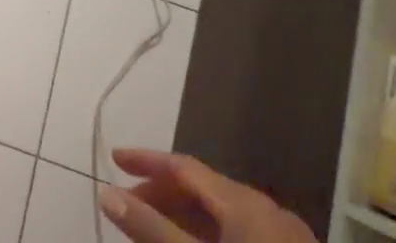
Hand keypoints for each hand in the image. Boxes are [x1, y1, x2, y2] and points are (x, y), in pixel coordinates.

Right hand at [102, 150, 316, 242]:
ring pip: (224, 213)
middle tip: (130, 207)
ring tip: (156, 232)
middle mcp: (270, 213)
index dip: (146, 160)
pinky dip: (210, 234)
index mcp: (245, 205)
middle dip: (163, 193)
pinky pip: (244, 234)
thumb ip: (151, 228)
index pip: (184, 166)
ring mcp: (289, 239)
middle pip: (204, 188)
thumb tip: (106, 194)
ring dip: (185, 216)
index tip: (112, 160)